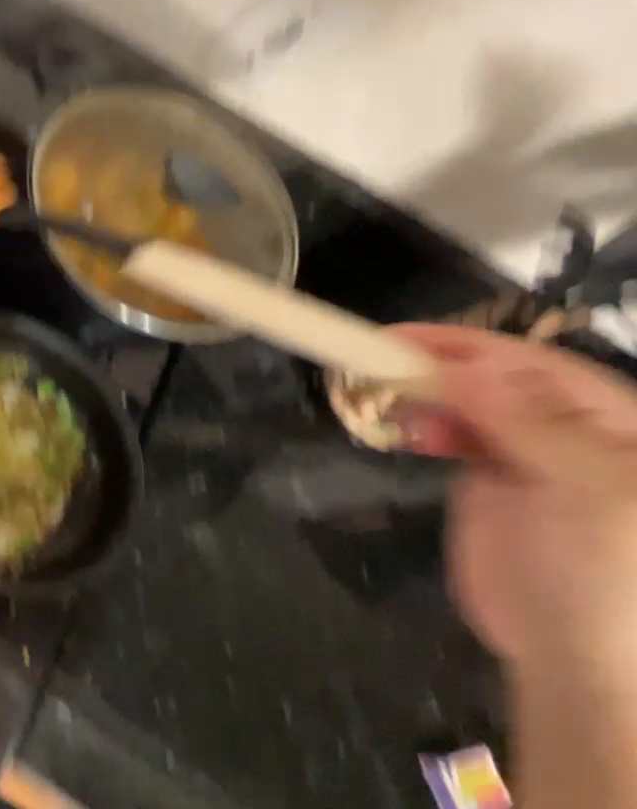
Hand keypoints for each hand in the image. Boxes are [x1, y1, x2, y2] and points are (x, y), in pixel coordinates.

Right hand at [395, 324, 636, 673]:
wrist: (575, 657)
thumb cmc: (605, 574)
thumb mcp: (586, 492)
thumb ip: (530, 425)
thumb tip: (463, 366)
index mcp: (621, 431)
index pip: (542, 368)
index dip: (471, 347)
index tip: (397, 337)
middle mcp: (581, 436)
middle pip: (503, 380)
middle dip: (443, 369)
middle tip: (380, 370)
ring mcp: (538, 459)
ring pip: (475, 403)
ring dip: (430, 395)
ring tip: (393, 405)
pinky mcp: (495, 482)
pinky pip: (460, 434)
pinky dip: (430, 424)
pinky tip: (410, 433)